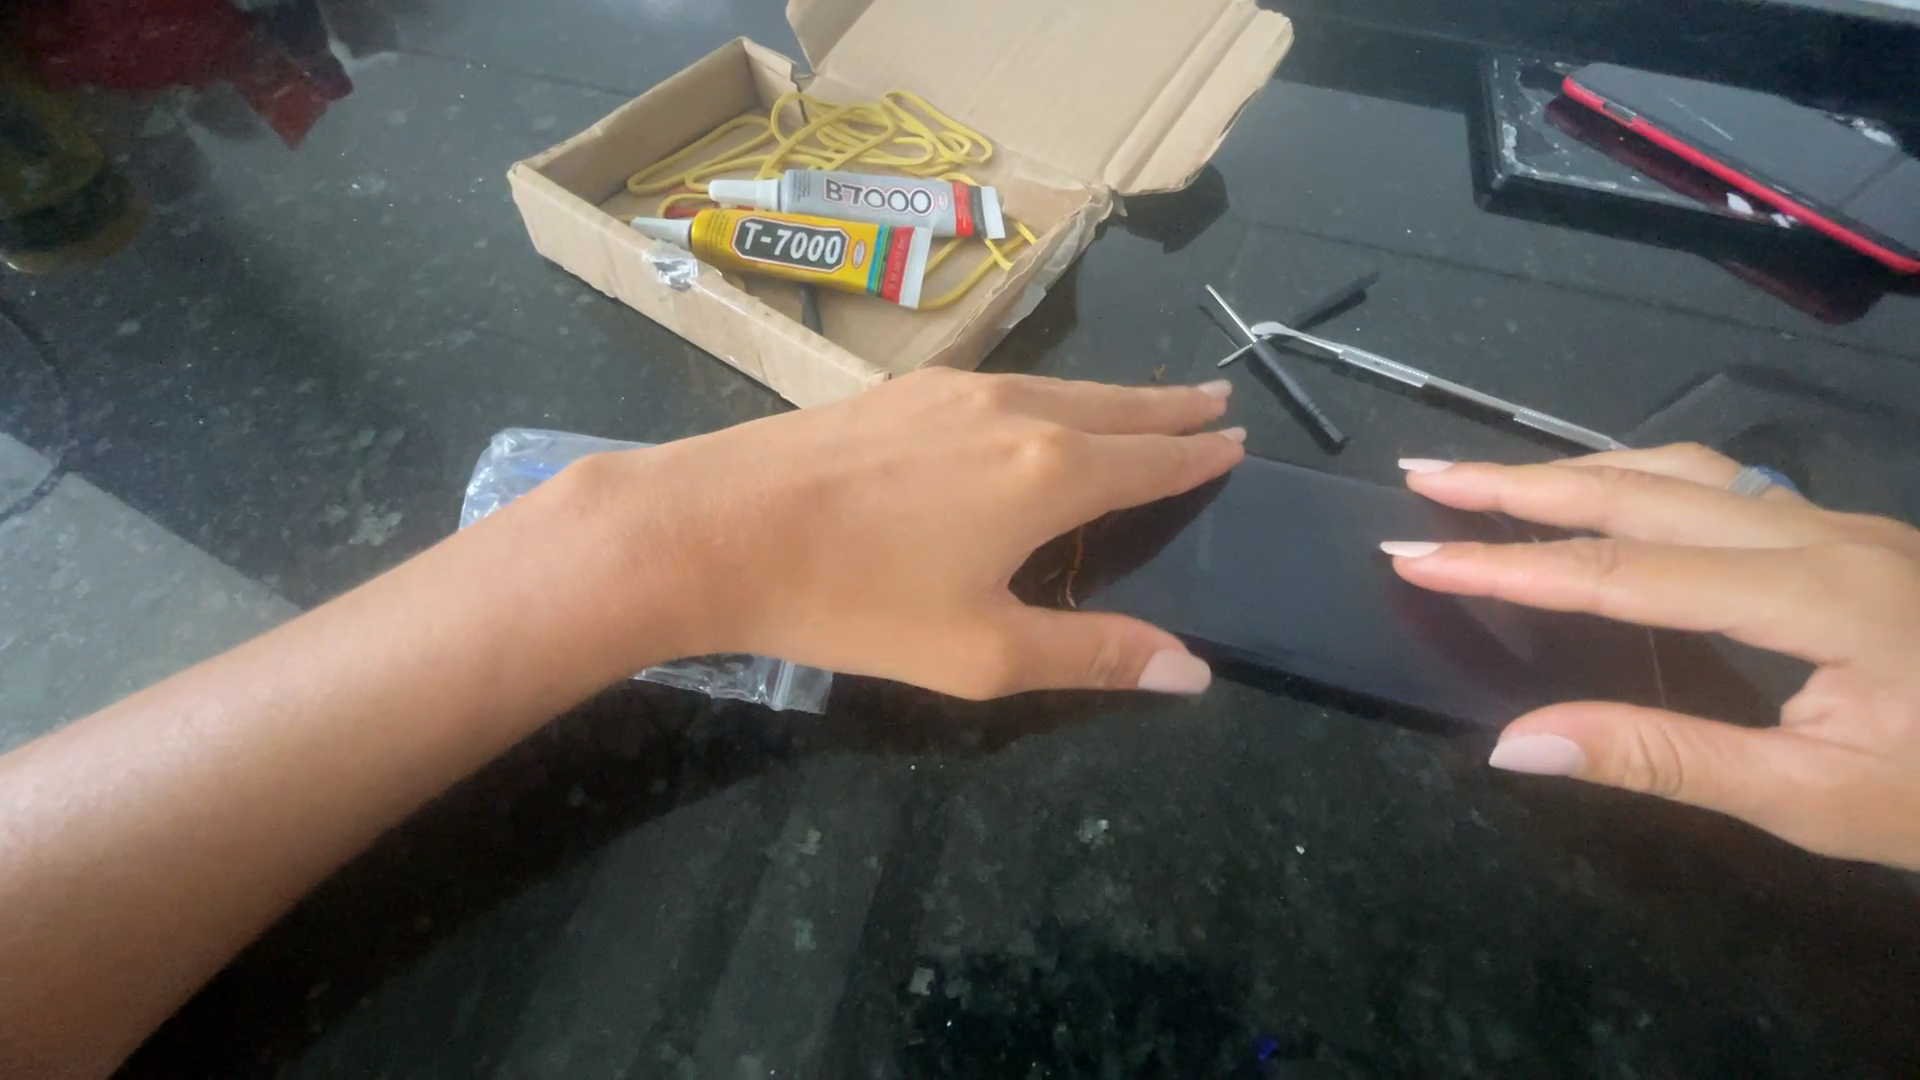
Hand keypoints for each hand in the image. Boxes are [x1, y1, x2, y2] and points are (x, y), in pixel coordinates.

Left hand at [569, 369, 1244, 698]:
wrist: (717, 529)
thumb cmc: (855, 599)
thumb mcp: (983, 653)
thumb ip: (1092, 656)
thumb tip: (1193, 673)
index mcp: (1048, 473)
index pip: (1149, 459)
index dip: (1196, 454)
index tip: (1234, 441)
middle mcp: (1014, 412)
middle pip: (1114, 406)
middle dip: (1169, 408)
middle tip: (1214, 401)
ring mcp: (953, 391)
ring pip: (1059, 388)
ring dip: (1111, 397)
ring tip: (1146, 403)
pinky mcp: (902, 389)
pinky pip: (1003, 387)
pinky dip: (1047, 396)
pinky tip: (1036, 408)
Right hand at [1385, 444, 1919, 869]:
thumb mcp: (1821, 801)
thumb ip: (1660, 760)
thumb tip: (1513, 744)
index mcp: (1819, 595)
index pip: (1616, 572)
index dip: (1502, 566)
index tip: (1414, 558)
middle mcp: (1817, 534)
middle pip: (1629, 490)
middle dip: (1509, 484)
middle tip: (1420, 476)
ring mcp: (1830, 522)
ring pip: (1666, 469)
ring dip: (1557, 469)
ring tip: (1477, 476)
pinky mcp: (1832, 530)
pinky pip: (1703, 478)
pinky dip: (1616, 473)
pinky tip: (1584, 486)